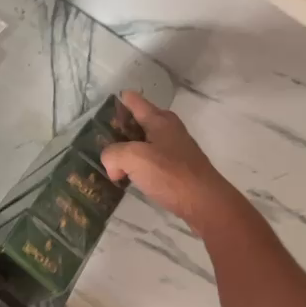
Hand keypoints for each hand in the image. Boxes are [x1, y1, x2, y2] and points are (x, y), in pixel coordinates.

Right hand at [100, 90, 248, 234]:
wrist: (208, 205)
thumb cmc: (171, 175)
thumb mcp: (133, 158)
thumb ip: (112, 155)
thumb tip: (113, 166)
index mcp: (159, 120)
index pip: (132, 100)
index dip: (114, 103)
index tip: (98, 116)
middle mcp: (169, 130)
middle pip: (138, 121)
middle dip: (119, 129)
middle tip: (102, 143)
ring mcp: (176, 149)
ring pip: (145, 142)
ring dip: (128, 150)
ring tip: (113, 163)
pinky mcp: (179, 169)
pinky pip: (152, 160)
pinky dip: (139, 165)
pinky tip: (131, 178)